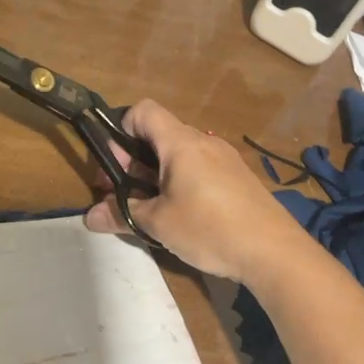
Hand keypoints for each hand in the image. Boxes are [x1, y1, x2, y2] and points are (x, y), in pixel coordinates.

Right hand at [83, 101, 311, 284]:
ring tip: (151, 209)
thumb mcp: (158, 224)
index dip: (121, 130)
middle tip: (123, 195)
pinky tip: (183, 216)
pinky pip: (199, 170)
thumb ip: (122, 214)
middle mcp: (204, 142)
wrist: (273, 251)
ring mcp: (224, 159)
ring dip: (156, 176)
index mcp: (181, 143)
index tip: (115, 166)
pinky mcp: (237, 179)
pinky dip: (181, 183)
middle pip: (159, 136)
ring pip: (179, 156)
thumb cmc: (210, 229)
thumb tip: (90, 217)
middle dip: (133, 161)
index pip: (143, 111)